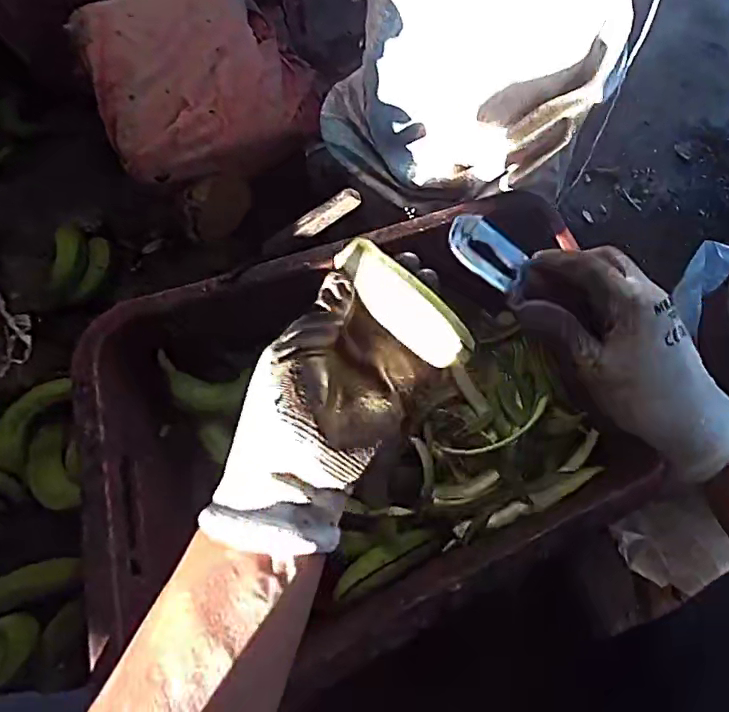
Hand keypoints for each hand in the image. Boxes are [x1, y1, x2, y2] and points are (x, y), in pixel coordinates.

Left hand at [199, 263, 438, 557]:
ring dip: (421, 304)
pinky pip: (422, 361)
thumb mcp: (290, 357)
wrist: (296, 475)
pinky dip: (436, 341)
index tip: (384, 254)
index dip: (365, 272)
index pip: (347, 293)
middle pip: (382, 305)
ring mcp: (378, 367)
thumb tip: (340, 279)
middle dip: (400, 283)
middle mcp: (353, 345)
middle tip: (416, 265)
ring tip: (433, 281)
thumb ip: (319, 319)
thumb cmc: (280, 413)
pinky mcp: (400, 391)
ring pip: (405, 326)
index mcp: (321, 332)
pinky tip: (448, 320)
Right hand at [511, 246, 728, 483]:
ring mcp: (657, 300)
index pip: (586, 264)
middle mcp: (646, 289)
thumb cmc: (642, 398)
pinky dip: (600, 288)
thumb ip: (559, 329)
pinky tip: (584, 308)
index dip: (552, 262)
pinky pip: (625, 287)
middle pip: (604, 258)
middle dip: (570, 262)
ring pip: (617, 271)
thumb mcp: (593, 366)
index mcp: (630, 297)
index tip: (524, 267)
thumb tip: (523, 305)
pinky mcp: (660, 315)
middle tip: (541, 277)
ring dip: (585, 273)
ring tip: (557, 292)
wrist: (699, 425)